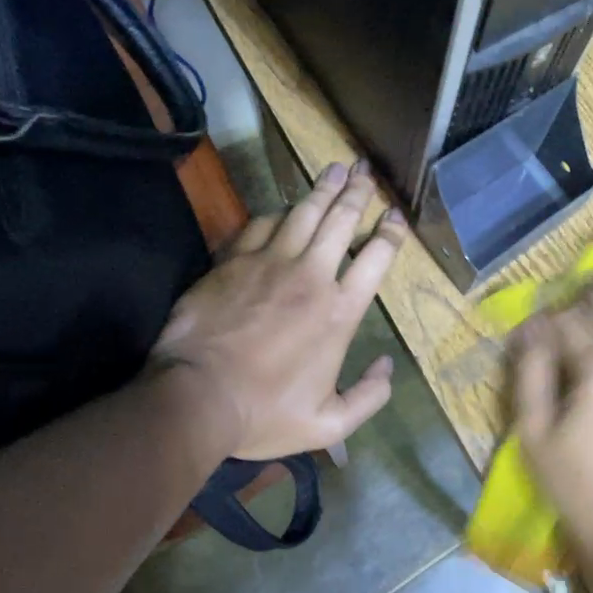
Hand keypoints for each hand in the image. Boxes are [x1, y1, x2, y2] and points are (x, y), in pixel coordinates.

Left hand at [149, 160, 405, 461]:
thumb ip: (369, 397)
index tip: (396, 213)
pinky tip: (282, 208)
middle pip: (342, 221)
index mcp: (340, 311)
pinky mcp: (233, 262)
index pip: (376, 257)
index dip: (391, 230)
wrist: (195, 398)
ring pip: (304, 213)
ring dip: (323, 189)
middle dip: (359, 192)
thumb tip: (388, 366)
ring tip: (335, 168)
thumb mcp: (328, 424)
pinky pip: (260, 225)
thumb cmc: (264, 413)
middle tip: (366, 170)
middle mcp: (312, 276)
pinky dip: (276, 213)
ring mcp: (270, 263)